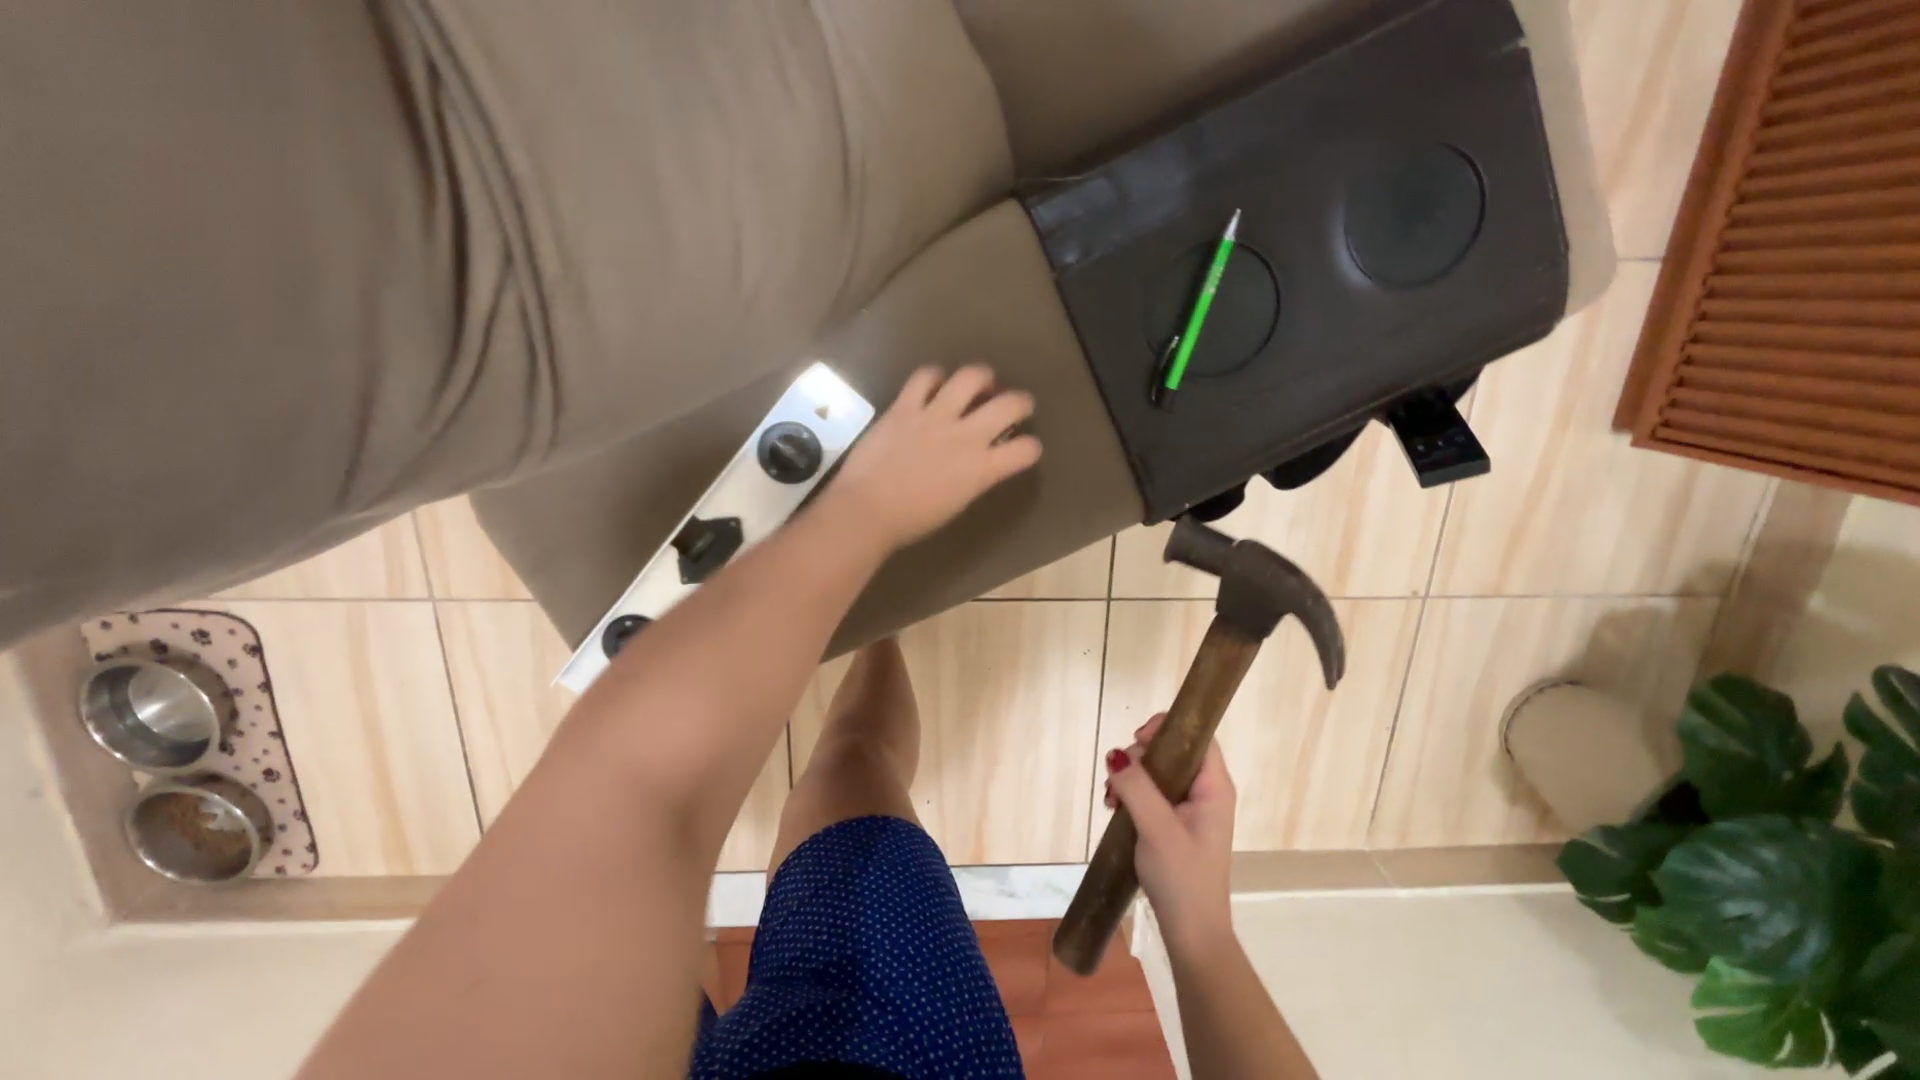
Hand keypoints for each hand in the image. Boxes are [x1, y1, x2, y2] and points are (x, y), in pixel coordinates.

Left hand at [826, 365, 1042, 551]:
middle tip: (1015, 405)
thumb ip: (973, 477)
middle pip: (1010, 404)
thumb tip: (977, 463)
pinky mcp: (905, 406)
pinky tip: (934, 383)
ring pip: (971, 377)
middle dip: (1021, 401)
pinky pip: (925, 376)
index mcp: (981, 469)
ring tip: (980, 383)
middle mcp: (965, 436)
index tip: (1024, 447)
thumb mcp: (956, 502)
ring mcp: (935, 416)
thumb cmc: (912, 520)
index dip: (1031, 447)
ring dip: (982, 377)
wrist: (867, 510)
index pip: (1026, 450)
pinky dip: (934, 376)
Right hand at [1104, 713, 1236, 949]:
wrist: (1192, 932)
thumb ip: (1137, 788)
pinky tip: (1115, 811)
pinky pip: (1153, 795)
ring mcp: (1191, 810)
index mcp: (1214, 787)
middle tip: (1116, 780)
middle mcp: (1206, 792)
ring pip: (1158, 774)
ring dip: (1131, 779)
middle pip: (1172, 753)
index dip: (1166, 729)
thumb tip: (1117, 755)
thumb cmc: (1182, 878)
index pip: (1197, 736)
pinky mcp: (1176, 826)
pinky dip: (1132, 797)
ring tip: (1111, 801)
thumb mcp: (1156, 829)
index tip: (1136, 741)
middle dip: (1139, 759)